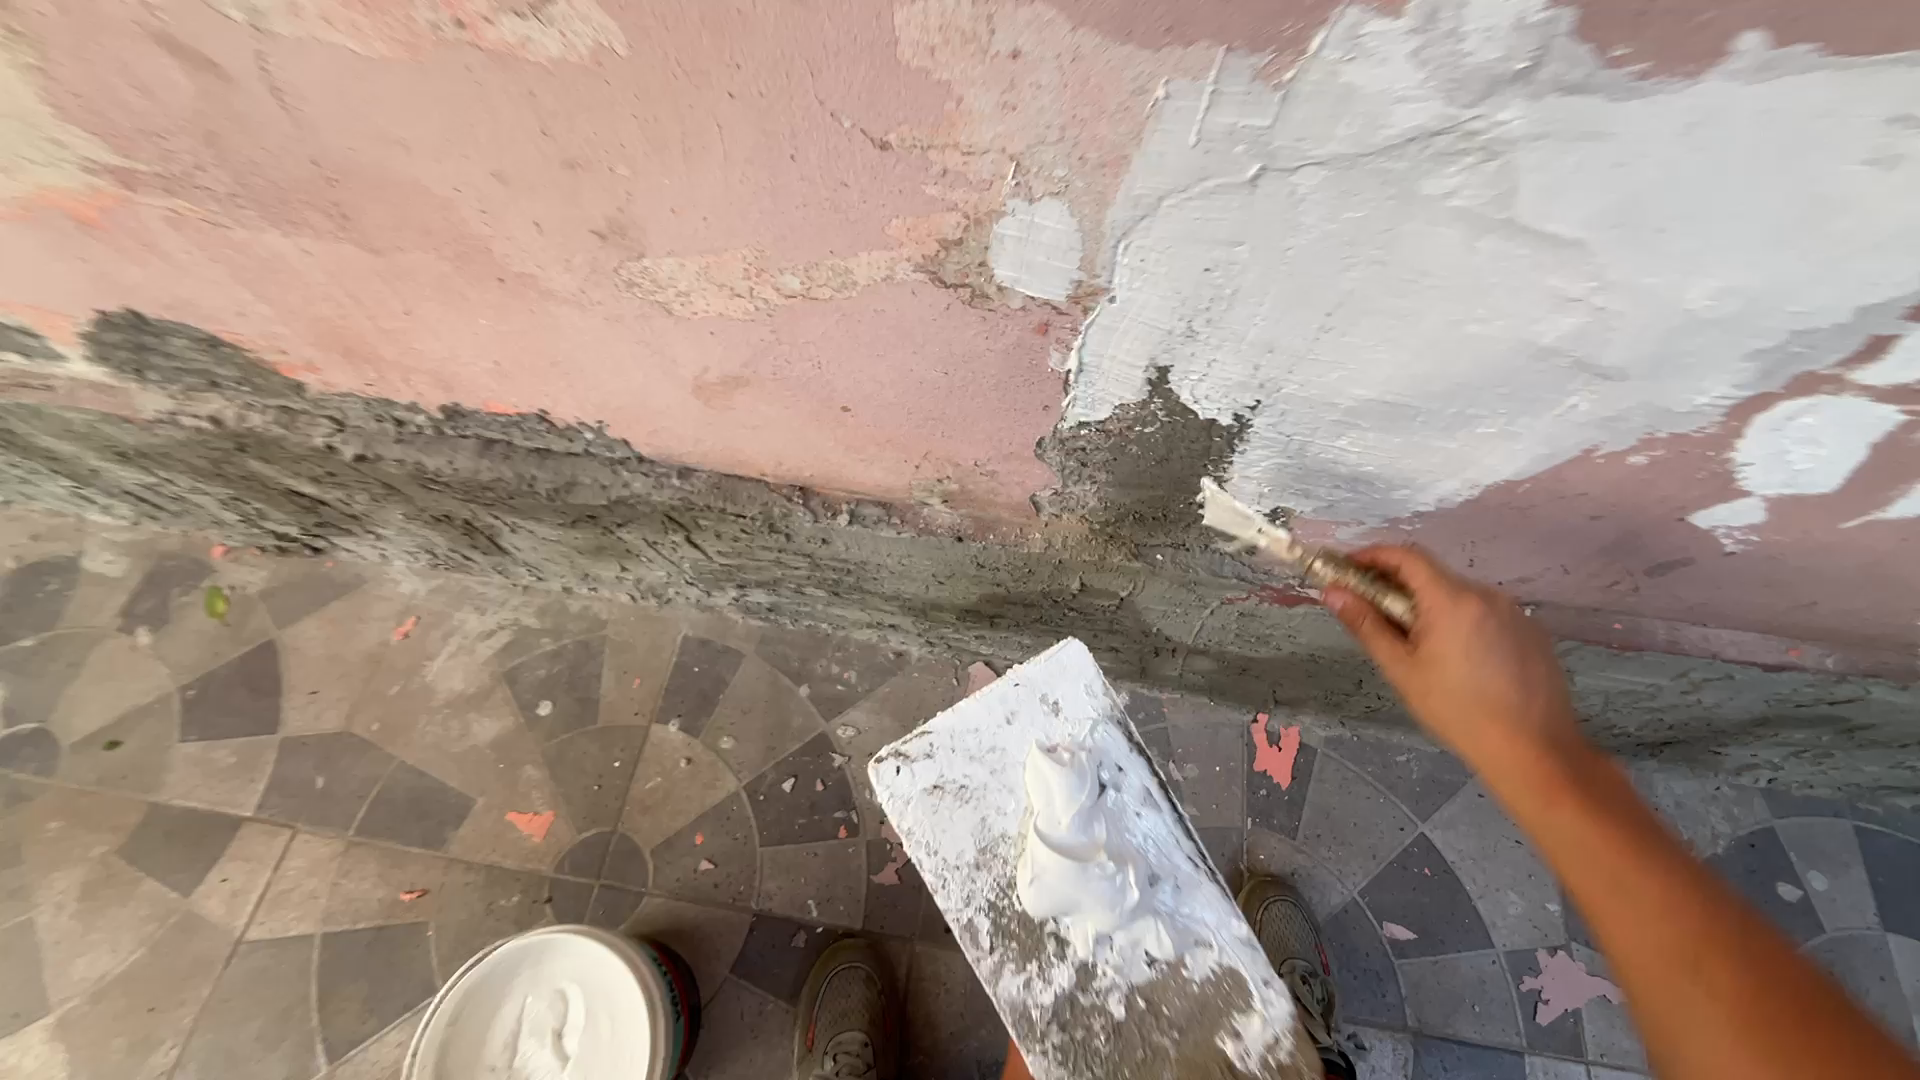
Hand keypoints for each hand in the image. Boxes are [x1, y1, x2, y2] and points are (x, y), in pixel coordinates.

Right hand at [1322, 545, 1583, 769]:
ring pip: (1458, 595)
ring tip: (1414, 645)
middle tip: (1372, 614)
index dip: (1372, 555)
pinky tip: (1456, 659)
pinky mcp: (1531, 632)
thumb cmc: (1456, 710)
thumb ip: (1366, 624)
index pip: (1406, 556)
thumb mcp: (1401, 669)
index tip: (1347, 569)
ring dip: (1428, 605)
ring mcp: (1514, 612)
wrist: (1534, 750)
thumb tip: (1332, 592)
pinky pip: (1484, 613)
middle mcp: (1486, 595)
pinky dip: (1459, 621)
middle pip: (1432, 576)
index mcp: (1451, 600)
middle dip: (1396, 587)